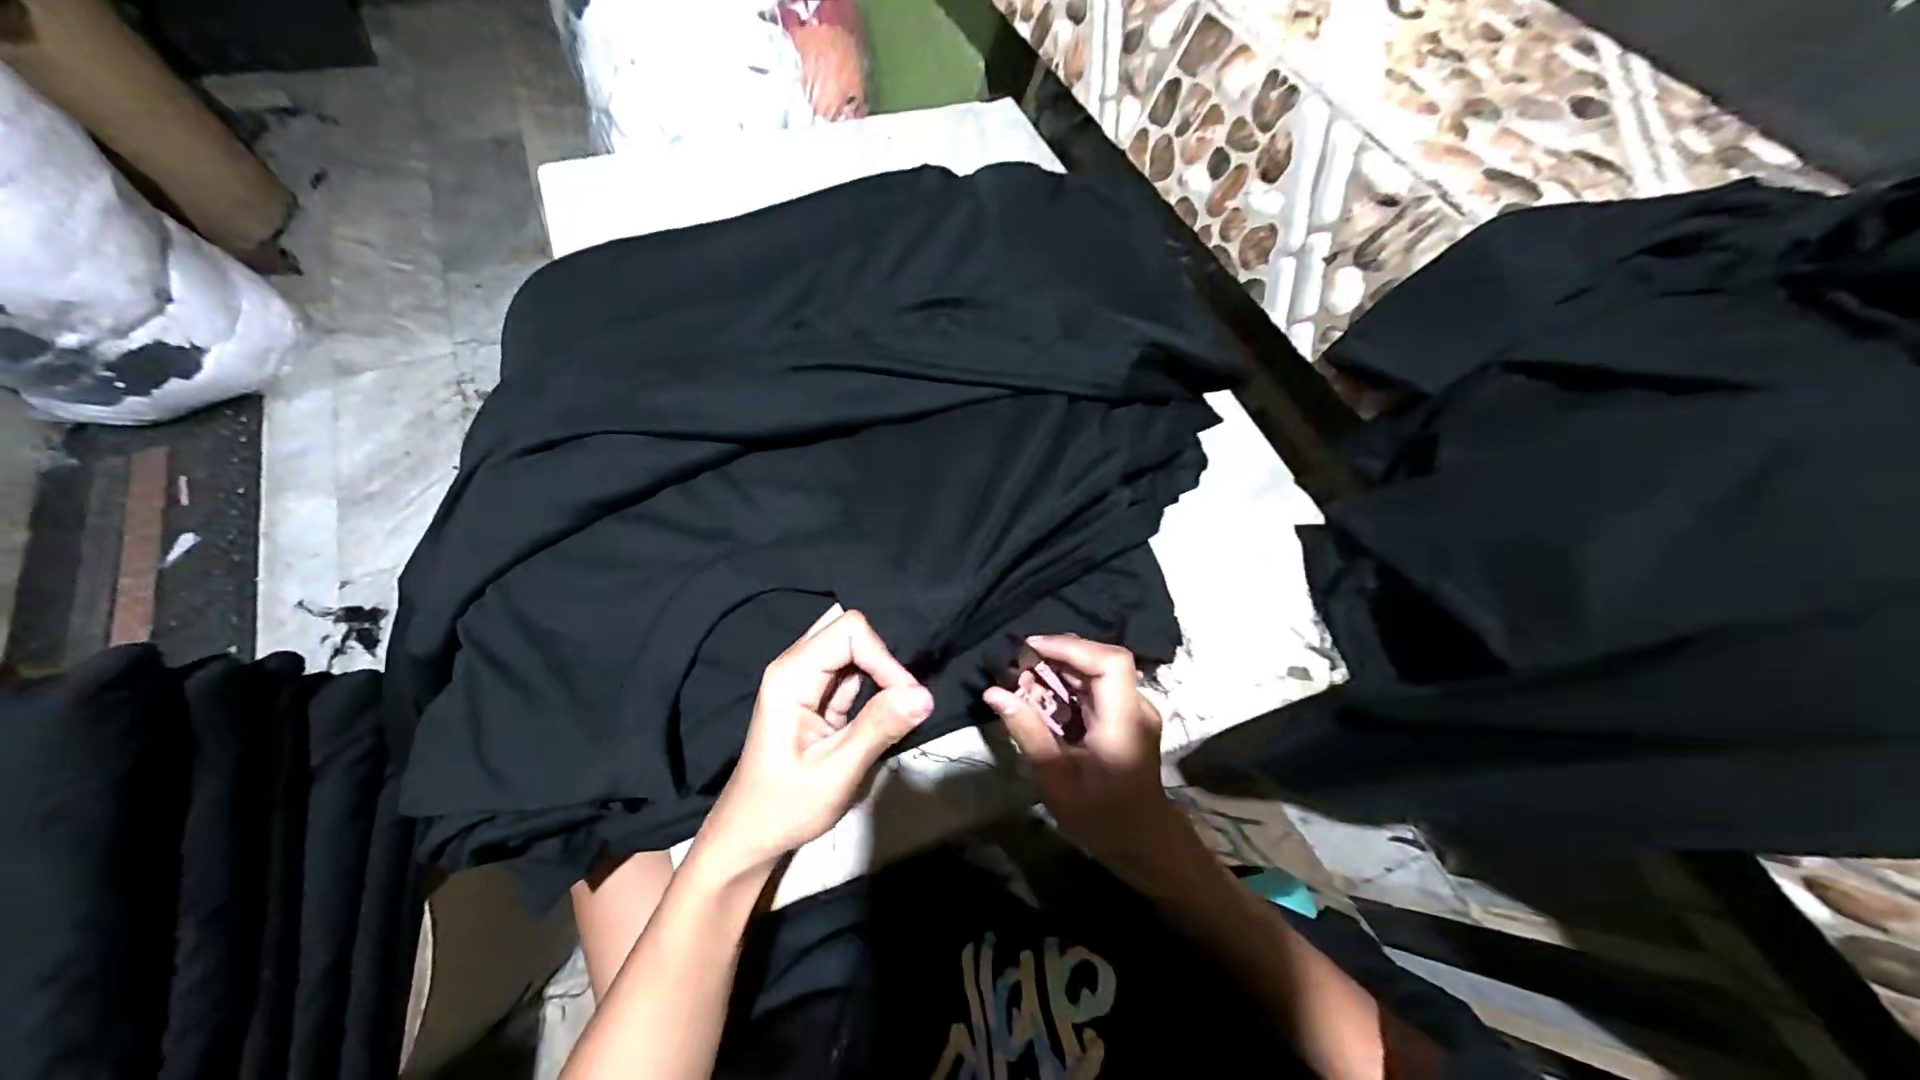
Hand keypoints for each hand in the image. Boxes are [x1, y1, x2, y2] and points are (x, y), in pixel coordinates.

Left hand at [695, 604, 932, 877]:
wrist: (751, 834)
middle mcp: (795, 665)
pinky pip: (852, 667)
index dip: (883, 657)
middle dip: (883, 651)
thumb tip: (925, 695)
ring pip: (851, 644)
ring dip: (881, 666)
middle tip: (906, 691)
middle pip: (847, 626)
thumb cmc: (786, 807)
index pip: (849, 632)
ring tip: (903, 698)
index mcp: (790, 677)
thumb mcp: (836, 773)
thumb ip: (879, 728)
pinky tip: (890, 703)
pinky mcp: (818, 693)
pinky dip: (876, 679)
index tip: (906, 698)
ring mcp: (805, 678)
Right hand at [983, 634, 1185, 874]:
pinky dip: (1071, 684)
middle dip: (1060, 654)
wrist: (1144, 842)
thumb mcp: (1056, 778)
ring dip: (1063, 668)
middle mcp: (1137, 707)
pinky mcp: (1129, 716)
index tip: (1032, 647)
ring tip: (1026, 677)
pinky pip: (1100, 687)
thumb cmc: (1100, 816)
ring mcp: (1136, 711)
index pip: (1110, 662)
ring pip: (1100, 671)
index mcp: (1124, 721)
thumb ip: (1028, 731)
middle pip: (1103, 660)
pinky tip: (1046, 696)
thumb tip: (994, 692)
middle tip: (1021, 663)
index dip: (1071, 647)